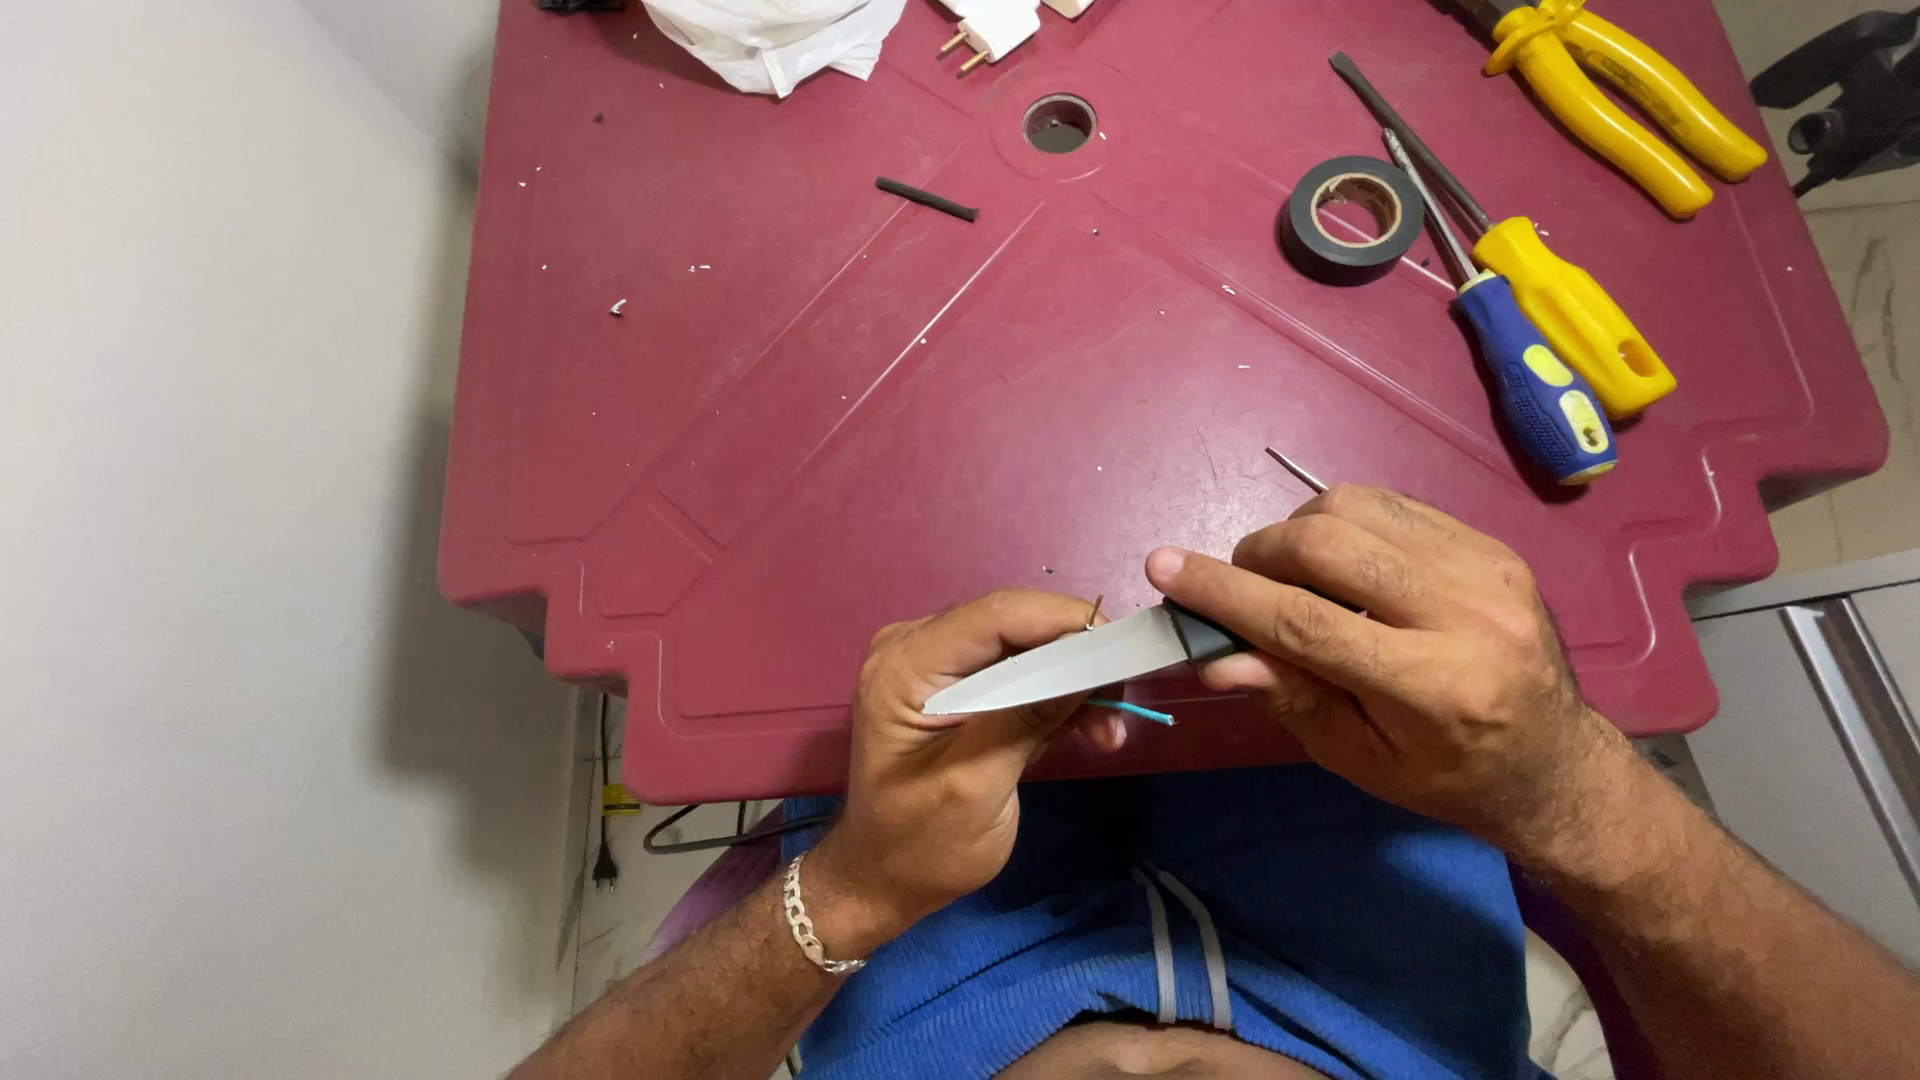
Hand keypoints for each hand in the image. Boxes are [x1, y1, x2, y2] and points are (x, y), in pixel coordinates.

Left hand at [805, 590, 1115, 955]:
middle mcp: (917, 648)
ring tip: (1110, 729)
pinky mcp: (959, 685)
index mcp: (905, 666)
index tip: (1121, 647)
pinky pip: (1019, 673)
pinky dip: (1057, 696)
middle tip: (1121, 698)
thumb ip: (1028, 717)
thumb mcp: (976, 784)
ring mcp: (937, 664)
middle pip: (1013, 626)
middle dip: (1073, 656)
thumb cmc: (920, 844)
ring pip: (1024, 648)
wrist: (885, 878)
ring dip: (1072, 682)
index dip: (1061, 620)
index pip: (993, 615)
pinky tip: (1090, 729)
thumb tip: (1090, 663)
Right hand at [1145, 485, 1633, 856]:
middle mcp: (1468, 615)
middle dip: (1256, 556)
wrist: (1555, 762)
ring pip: (1350, 508)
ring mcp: (1486, 568)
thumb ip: (1286, 695)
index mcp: (1433, 687)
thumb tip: (1213, 659)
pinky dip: (1334, 523)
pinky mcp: (1488, 544)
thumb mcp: (1352, 756)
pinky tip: (1335, 562)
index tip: (1162, 567)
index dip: (1223, 592)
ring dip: (1294, 533)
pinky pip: (1382, 504)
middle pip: (1325, 547)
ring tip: (1291, 575)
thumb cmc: (1441, 775)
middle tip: (1240, 584)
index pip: (1304, 623)